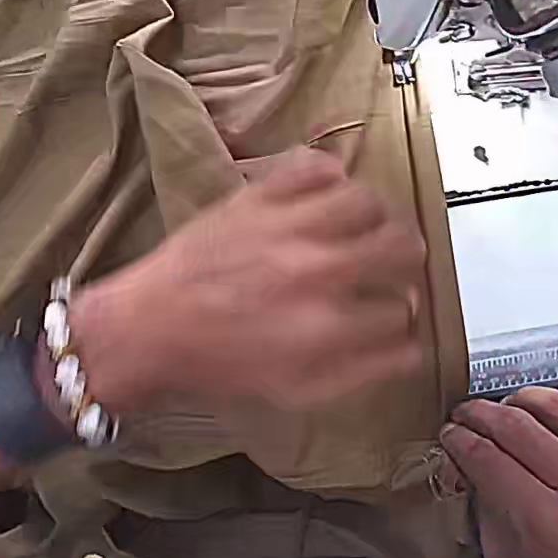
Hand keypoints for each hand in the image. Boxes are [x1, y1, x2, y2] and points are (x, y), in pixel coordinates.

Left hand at [68, 149, 426, 413]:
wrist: (147, 326)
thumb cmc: (217, 363)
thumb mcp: (294, 391)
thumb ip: (361, 371)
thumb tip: (409, 349)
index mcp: (325, 326)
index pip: (401, 310)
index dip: (404, 313)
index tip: (396, 310)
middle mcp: (316, 270)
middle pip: (400, 246)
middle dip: (409, 257)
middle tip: (399, 260)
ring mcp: (287, 227)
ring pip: (367, 201)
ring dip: (375, 215)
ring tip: (365, 225)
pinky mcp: (259, 198)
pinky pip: (314, 166)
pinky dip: (330, 174)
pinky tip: (327, 192)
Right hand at [444, 388, 557, 557]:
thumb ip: (493, 529)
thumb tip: (477, 479)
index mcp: (550, 531)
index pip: (487, 457)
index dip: (459, 440)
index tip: (449, 435)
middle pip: (521, 425)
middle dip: (482, 413)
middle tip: (468, 414)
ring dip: (534, 400)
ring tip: (517, 406)